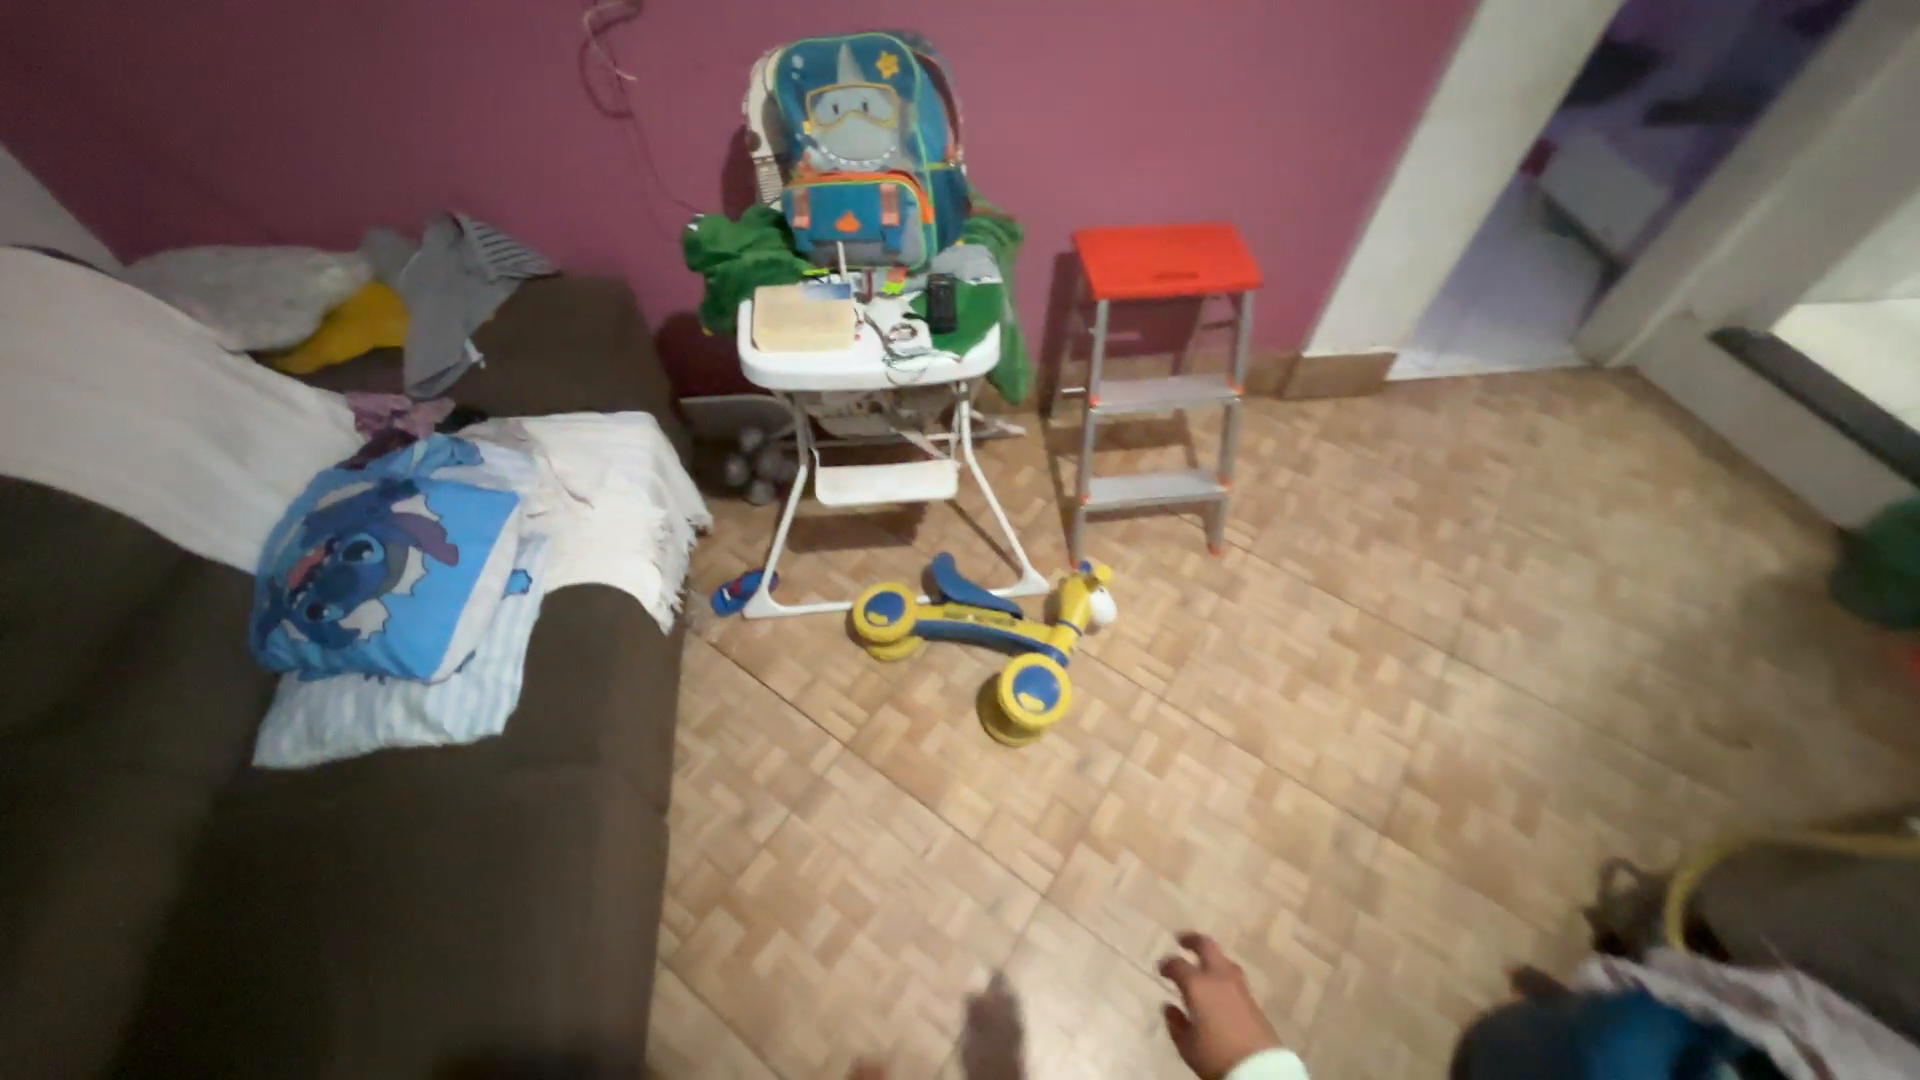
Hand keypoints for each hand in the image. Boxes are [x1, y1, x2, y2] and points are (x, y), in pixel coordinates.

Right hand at [1158, 932, 1281, 1079]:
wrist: (1260, 1070)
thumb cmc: (1217, 1056)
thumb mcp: (1187, 1046)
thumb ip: (1175, 1023)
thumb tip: (1169, 1007)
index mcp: (1197, 985)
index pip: (1177, 964)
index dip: (1167, 964)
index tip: (1161, 969)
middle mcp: (1218, 978)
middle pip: (1206, 946)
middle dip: (1192, 940)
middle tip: (1181, 940)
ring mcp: (1239, 987)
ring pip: (1224, 959)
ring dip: (1212, 957)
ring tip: (1204, 963)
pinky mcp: (1253, 1000)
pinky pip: (1234, 977)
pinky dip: (1223, 974)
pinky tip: (1220, 986)